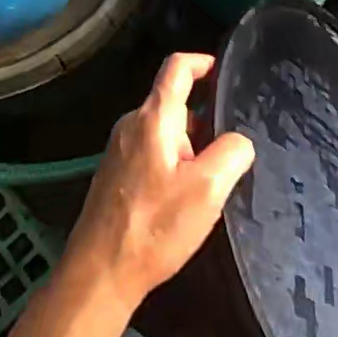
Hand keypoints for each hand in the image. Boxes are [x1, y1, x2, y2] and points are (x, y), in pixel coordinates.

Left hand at [64, 54, 255, 312]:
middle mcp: (131, 126)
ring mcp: (119, 150)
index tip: (225, 71)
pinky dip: (175, 160)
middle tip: (231, 145)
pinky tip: (186, 195)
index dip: (204, 61)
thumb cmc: (154, 227)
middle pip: (174, 101)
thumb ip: (233, 152)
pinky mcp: (116, 175)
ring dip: (192, 143)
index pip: (177, 67)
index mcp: (153, 119)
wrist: (99, 275)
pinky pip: (153, 150)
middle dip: (205, 116)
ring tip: (213, 177)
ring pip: (165, 129)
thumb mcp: (208, 188)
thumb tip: (238, 141)